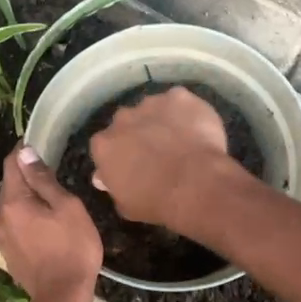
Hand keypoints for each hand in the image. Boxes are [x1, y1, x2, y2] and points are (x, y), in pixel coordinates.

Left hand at [0, 146, 101, 301]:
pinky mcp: (8, 253)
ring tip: (51, 202)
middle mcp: (0, 216)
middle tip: (52, 173)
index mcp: (13, 201)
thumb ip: (44, 180)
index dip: (23, 150)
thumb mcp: (67, 207)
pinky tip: (45, 226)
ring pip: (12, 207)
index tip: (38, 142)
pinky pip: (15, 226)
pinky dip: (27, 219)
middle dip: (27, 176)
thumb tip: (25, 153)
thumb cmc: (73, 248)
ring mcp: (1, 237)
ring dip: (27, 200)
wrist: (62, 297)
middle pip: (10, 186)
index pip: (11, 164)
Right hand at [90, 87, 240, 227]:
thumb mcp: (125, 205)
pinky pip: (180, 102)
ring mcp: (151, 103)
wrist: (194, 184)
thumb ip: (112, 186)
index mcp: (104, 144)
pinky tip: (197, 128)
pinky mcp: (179, 96)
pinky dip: (187, 113)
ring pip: (153, 108)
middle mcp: (122, 118)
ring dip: (162, 120)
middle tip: (156, 151)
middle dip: (138, 133)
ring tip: (180, 139)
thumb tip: (103, 178)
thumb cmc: (156, 201)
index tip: (132, 165)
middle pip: (127, 122)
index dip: (120, 154)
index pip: (105, 145)